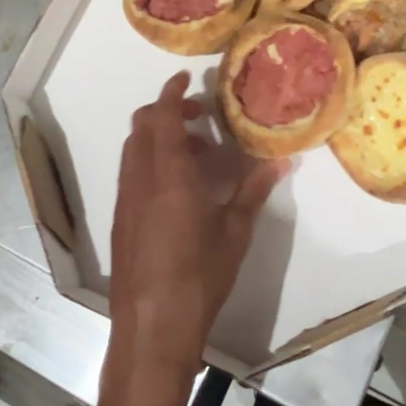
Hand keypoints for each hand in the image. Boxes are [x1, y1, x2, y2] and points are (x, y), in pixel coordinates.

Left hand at [110, 71, 286, 371]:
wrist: (152, 327)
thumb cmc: (199, 275)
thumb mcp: (235, 230)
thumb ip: (255, 189)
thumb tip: (284, 159)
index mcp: (168, 174)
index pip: (162, 116)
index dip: (172, 92)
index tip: (186, 78)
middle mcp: (140, 179)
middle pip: (142, 127)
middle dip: (167, 113)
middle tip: (201, 119)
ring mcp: (126, 201)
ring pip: (134, 151)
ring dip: (160, 139)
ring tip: (198, 157)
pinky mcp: (121, 222)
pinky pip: (132, 175)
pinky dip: (151, 163)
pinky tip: (180, 190)